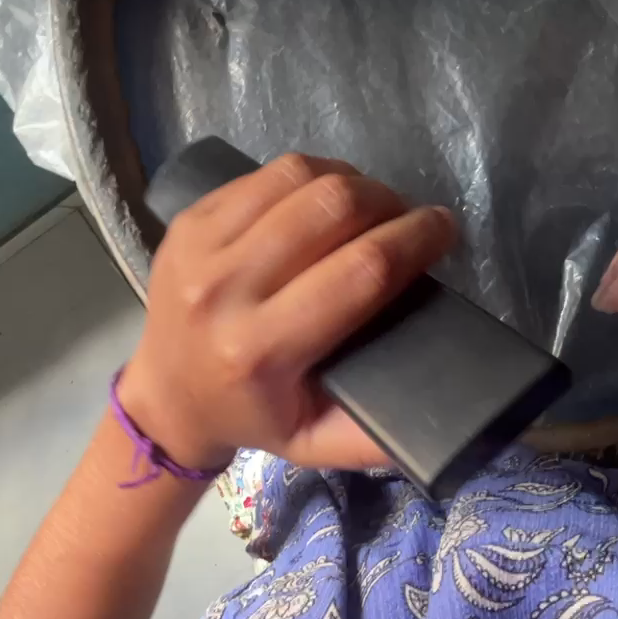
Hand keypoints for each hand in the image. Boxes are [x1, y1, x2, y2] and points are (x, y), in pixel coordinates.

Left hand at [118, 154, 457, 470]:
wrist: (167, 397)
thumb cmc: (251, 419)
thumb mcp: (316, 444)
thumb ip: (374, 434)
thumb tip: (450, 403)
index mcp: (261, 351)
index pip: (360, 272)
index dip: (416, 240)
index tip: (444, 230)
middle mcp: (225, 291)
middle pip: (331, 208)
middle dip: (388, 202)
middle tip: (407, 219)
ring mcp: (200, 247)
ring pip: (296, 176)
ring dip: (350, 180)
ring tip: (370, 205)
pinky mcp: (189, 220)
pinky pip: (262, 174)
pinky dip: (307, 176)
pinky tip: (322, 198)